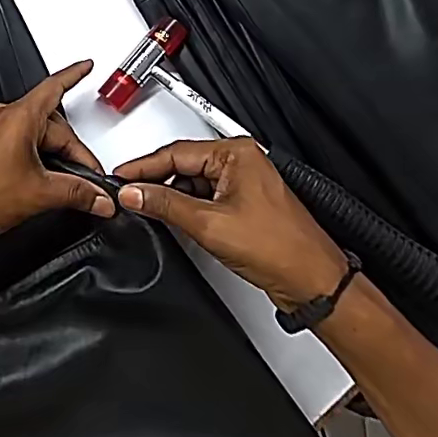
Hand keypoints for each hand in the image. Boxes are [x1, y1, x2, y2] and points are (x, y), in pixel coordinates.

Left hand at [0, 60, 115, 250]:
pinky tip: (48, 184)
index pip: (54, 87)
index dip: (74, 75)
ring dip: (58, 159)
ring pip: (39, 138)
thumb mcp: (38, 194)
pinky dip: (41, 162)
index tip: (86, 66)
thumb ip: (75, 193)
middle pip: (54, 124)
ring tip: (71, 186)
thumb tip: (97, 198)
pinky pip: (24, 147)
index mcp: (19, 116)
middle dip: (75, 149)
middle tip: (91, 176)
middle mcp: (6, 120)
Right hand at [115, 138, 348, 308]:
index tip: (122, 177)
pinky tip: (175, 220)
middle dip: (156, 181)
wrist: (315, 284)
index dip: (144, 166)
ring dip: (172, 197)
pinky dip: (187, 208)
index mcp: (236, 152)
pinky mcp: (243, 203)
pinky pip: (205, 197)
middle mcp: (240, 161)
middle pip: (183, 165)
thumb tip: (135, 193)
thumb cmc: (282, 249)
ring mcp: (243, 182)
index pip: (176, 152)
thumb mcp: (210, 224)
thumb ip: (166, 204)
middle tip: (130, 194)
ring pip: (192, 182)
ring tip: (150, 210)